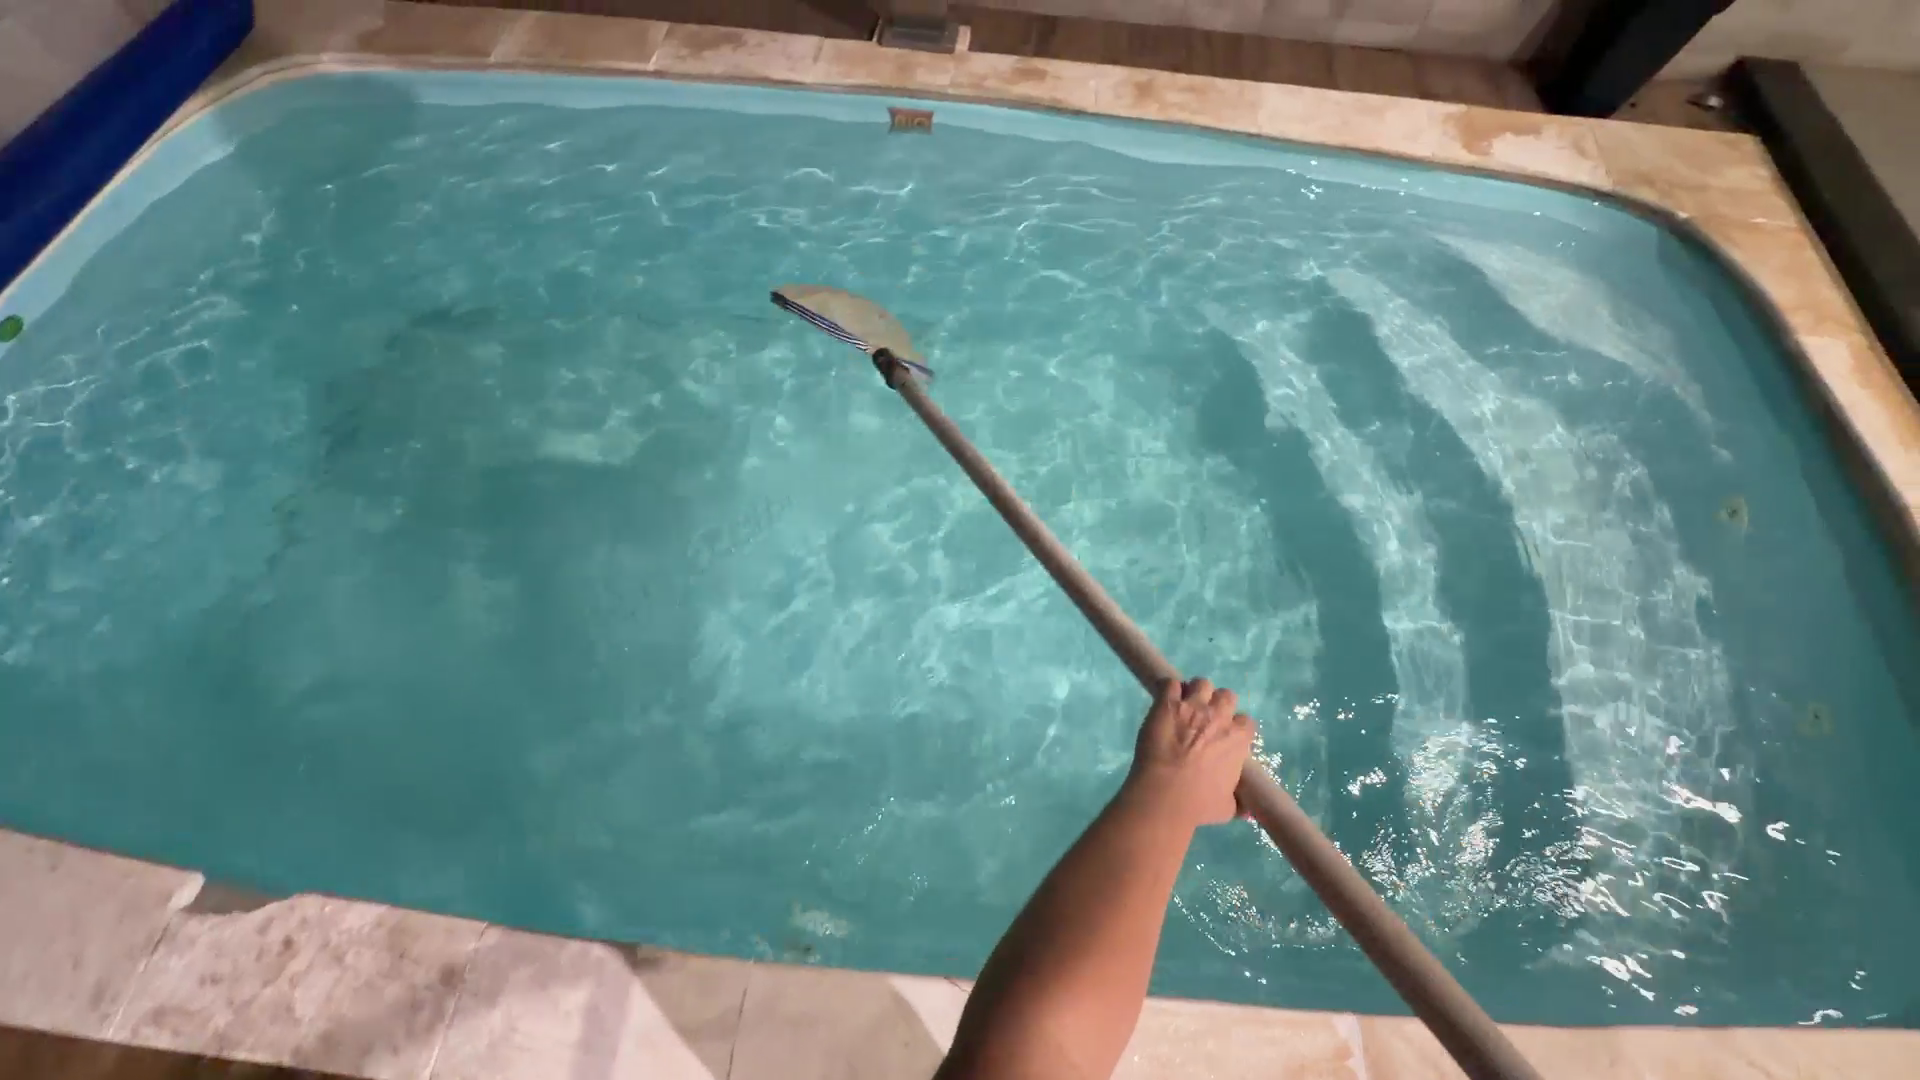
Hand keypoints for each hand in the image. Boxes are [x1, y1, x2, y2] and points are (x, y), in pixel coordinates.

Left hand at [1123, 677, 1254, 827]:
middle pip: (1226, 696)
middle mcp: (1219, 717)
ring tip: (1184, 704)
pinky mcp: (1167, 703)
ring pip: (1201, 683)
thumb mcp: (1227, 808)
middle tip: (1204, 716)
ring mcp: (1193, 707)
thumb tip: (1248, 812)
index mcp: (1238, 739)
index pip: (1245, 721)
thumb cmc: (1199, 804)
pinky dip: (1168, 689)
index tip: (1223, 735)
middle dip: (1217, 703)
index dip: (1234, 726)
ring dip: (1194, 691)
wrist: (1166, 793)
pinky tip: (1164, 700)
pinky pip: (1170, 683)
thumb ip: (1238, 804)